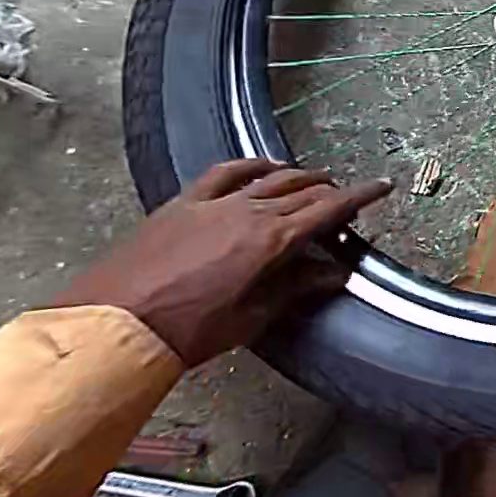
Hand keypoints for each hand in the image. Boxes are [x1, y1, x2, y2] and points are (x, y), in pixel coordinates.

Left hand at [51, 159, 392, 366]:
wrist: (113, 326)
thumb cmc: (186, 331)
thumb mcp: (250, 317)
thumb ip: (296, 288)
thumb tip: (336, 273)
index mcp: (271, 241)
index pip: (328, 209)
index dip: (360, 196)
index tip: (382, 185)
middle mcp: (250, 211)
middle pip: (305, 190)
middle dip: (333, 191)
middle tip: (348, 200)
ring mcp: (217, 202)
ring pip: (273, 177)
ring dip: (301, 177)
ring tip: (316, 181)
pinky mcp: (187, 201)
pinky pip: (228, 171)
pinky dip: (253, 165)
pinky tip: (265, 165)